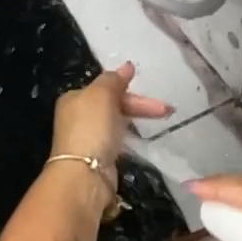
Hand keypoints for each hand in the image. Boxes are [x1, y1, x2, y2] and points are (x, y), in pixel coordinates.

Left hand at [51, 62, 171, 186]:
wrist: (84, 176)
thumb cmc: (92, 129)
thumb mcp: (102, 95)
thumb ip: (114, 80)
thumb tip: (127, 65)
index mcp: (75, 98)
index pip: (106, 88)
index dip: (129, 88)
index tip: (152, 92)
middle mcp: (77, 116)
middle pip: (112, 105)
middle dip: (139, 106)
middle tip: (166, 110)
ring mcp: (87, 138)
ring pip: (116, 123)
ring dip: (137, 121)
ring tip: (161, 122)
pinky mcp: (98, 157)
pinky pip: (116, 141)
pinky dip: (129, 138)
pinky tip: (141, 142)